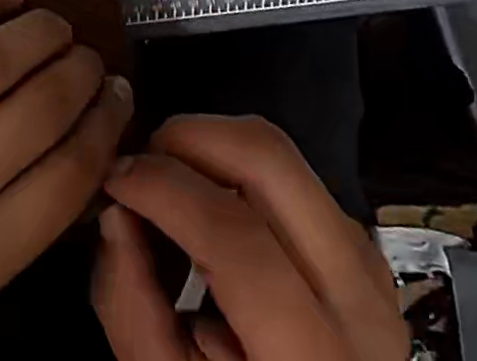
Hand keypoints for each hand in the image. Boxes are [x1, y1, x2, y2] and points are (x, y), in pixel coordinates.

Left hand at [0, 0, 133, 353]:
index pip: (66, 177)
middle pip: (36, 111)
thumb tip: (110, 113)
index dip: (107, 124)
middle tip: (92, 62)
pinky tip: (11, 1)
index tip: (119, 95)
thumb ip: (53, 204)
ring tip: (60, 32)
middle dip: (82, 73)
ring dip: (42, 32)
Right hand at [93, 115, 409, 360]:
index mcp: (311, 354)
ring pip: (278, 149)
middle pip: (269, 159)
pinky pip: (287, 170)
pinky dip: (230, 162)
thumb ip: (132, 308)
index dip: (163, 190)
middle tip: (140, 165)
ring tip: (166, 179)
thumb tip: (115, 212)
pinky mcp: (355, 236)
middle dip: (187, 138)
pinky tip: (202, 198)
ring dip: (207, 143)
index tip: (112, 178)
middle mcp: (354, 291)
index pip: (235, 236)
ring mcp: (364, 255)